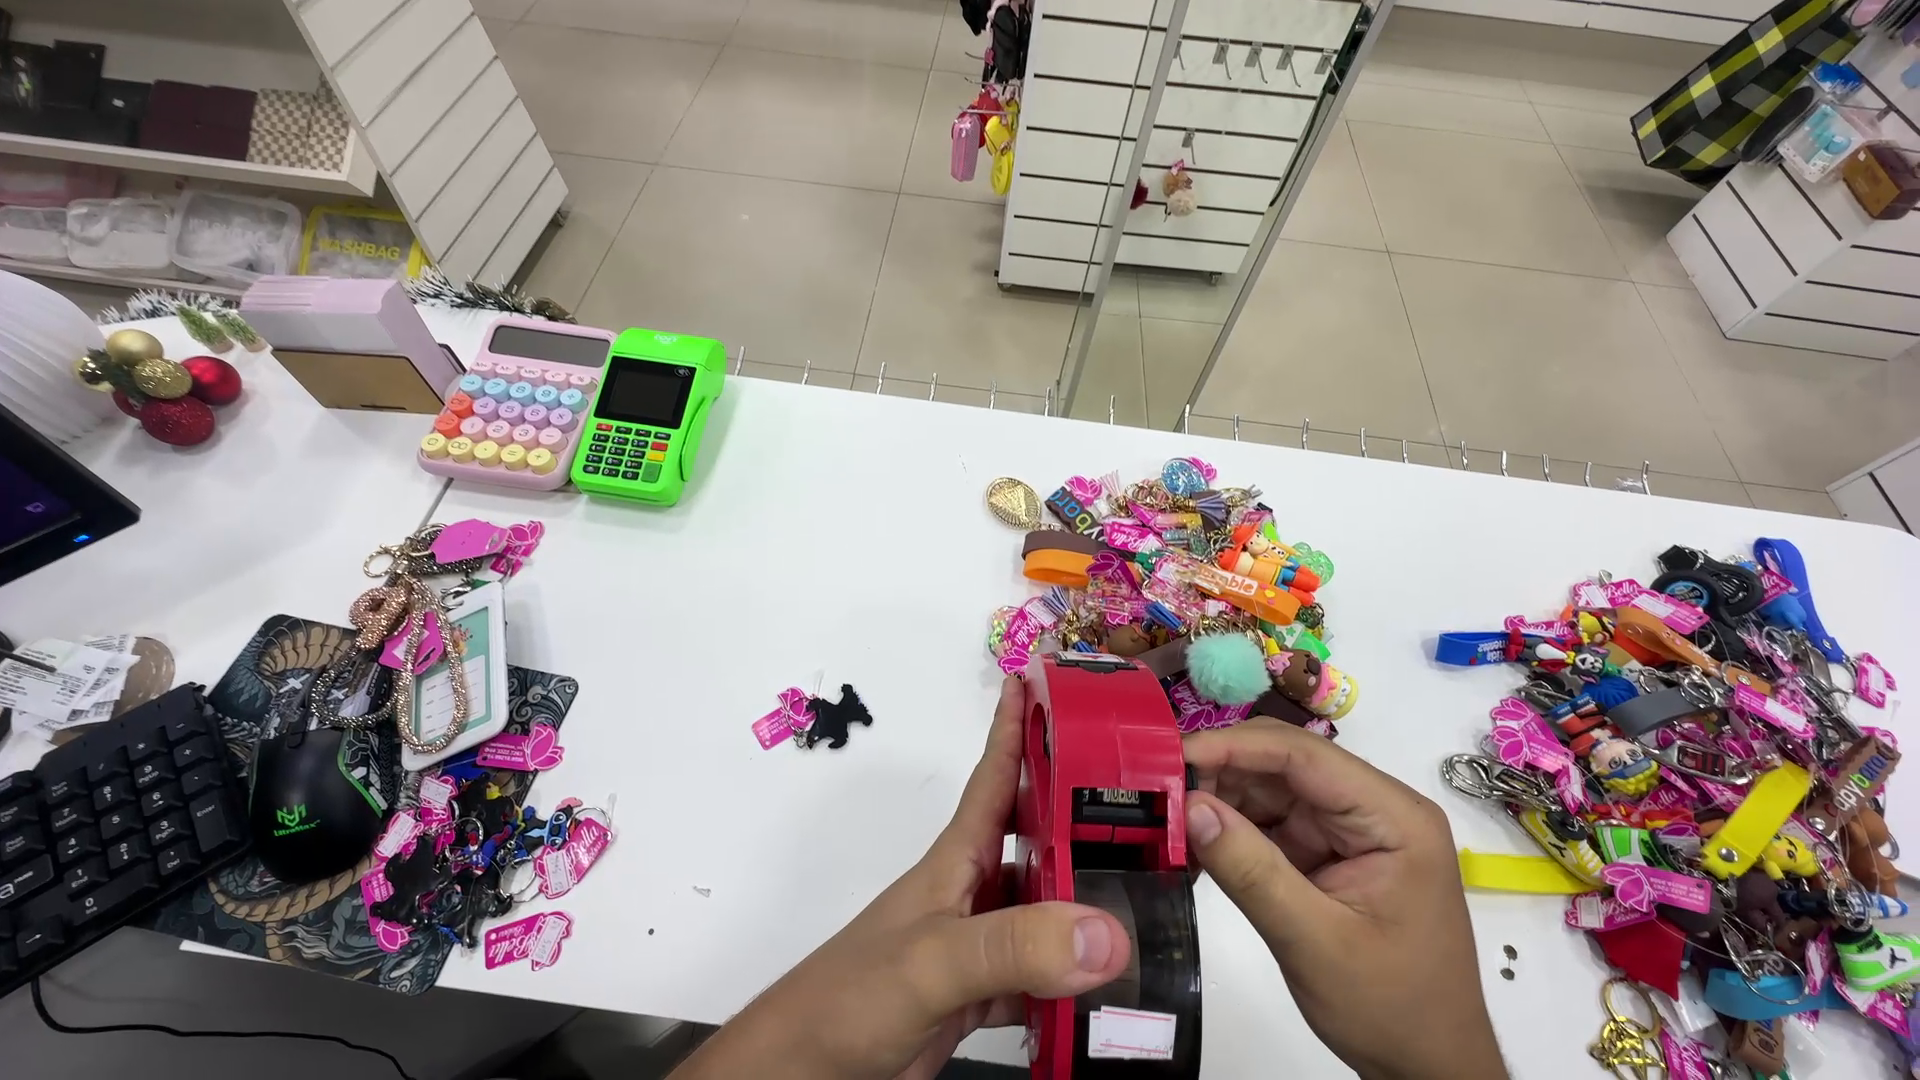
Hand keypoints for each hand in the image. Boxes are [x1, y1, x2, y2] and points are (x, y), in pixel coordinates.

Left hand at [670, 679, 1130, 1079]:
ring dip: (1089, 900)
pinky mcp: (982, 993)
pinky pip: (1043, 974)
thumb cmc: (853, 994)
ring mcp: (979, 943)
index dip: (1019, 727)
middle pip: (1038, 839)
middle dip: (1085, 815)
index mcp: (957, 858)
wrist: (806, 1069)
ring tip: (1150, 892)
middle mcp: (974, 890)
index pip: (996, 777)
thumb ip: (1012, 944)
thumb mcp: (931, 960)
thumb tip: (1109, 932)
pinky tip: (1112, 984)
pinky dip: (1075, 976)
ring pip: (1047, 908)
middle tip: (1148, 804)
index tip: (1048, 683)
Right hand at [1183, 718, 1506, 1079]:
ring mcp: (1347, 826)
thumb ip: (1251, 871)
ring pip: (1267, 786)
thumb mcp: (1315, 943)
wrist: (1427, 1066)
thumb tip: (1188, 807)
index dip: (1232, 746)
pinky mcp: (1325, 847)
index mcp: (1392, 816)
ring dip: (1216, 798)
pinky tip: (1192, 841)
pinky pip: (1267, 818)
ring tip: (1165, 818)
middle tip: (1156, 791)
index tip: (1170, 757)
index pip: (1303, 755)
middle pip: (1282, 762)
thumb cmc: (1390, 1008)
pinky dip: (1227, 827)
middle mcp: (1371, 806)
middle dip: (1218, 771)